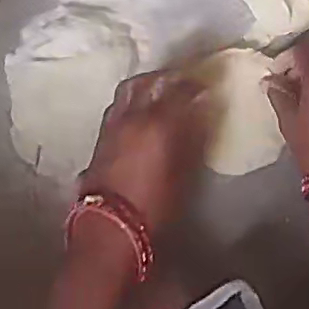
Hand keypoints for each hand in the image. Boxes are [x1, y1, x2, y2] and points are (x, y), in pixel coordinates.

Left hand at [80, 70, 206, 232]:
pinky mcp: (101, 135)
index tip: (207, 84)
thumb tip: (202, 111)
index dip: (196, 84)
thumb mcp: (184, 173)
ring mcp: (114, 123)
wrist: (109, 231)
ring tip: (161, 88)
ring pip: (131, 87)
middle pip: (153, 81)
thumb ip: (194, 136)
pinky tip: (139, 109)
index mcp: (158, 122)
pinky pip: (119, 103)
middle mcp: (134, 115)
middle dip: (171, 77)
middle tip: (186, 81)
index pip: (181, 90)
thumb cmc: (154, 208)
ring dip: (148, 82)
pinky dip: (132, 97)